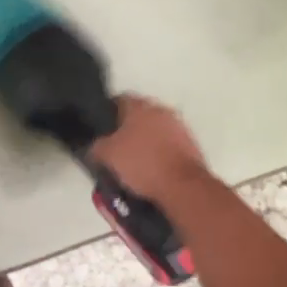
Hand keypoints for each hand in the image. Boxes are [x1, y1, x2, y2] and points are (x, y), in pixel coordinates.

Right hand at [91, 94, 211, 202]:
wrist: (183, 186)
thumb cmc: (141, 163)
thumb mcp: (106, 156)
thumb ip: (96, 146)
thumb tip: (95, 146)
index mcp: (140, 106)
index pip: (118, 99)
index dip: (105, 113)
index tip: (99, 130)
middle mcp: (161, 110)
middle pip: (138, 116)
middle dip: (126, 130)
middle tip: (114, 148)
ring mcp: (179, 127)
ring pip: (154, 131)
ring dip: (144, 143)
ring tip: (132, 164)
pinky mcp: (191, 146)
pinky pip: (167, 146)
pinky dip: (158, 155)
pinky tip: (150, 172)